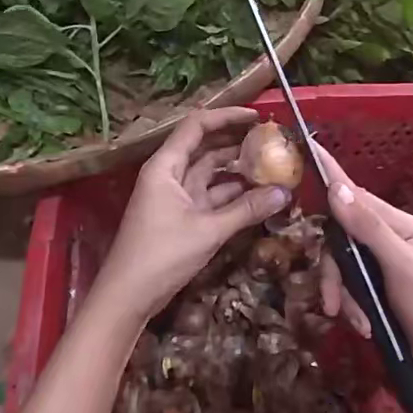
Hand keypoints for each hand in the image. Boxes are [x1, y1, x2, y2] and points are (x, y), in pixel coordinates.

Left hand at [88, 108, 290, 324]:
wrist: (128, 296)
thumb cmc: (161, 256)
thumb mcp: (208, 231)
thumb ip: (247, 210)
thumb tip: (285, 192)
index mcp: (166, 166)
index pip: (197, 126)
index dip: (227, 117)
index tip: (258, 118)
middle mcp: (169, 174)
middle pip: (205, 147)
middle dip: (237, 143)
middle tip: (273, 142)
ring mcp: (175, 196)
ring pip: (210, 173)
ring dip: (238, 170)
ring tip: (272, 167)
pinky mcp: (181, 216)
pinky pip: (210, 196)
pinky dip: (232, 194)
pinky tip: (258, 195)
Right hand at [312, 145, 412, 387]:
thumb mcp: (403, 265)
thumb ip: (368, 228)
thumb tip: (336, 189)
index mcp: (398, 226)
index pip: (355, 194)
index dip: (331, 175)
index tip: (308, 149)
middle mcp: (386, 242)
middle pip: (339, 240)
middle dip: (333, 272)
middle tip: (334, 301)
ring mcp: (381, 270)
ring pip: (341, 270)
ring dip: (344, 297)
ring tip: (358, 322)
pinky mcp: (377, 296)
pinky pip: (349, 293)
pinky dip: (352, 310)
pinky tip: (364, 328)